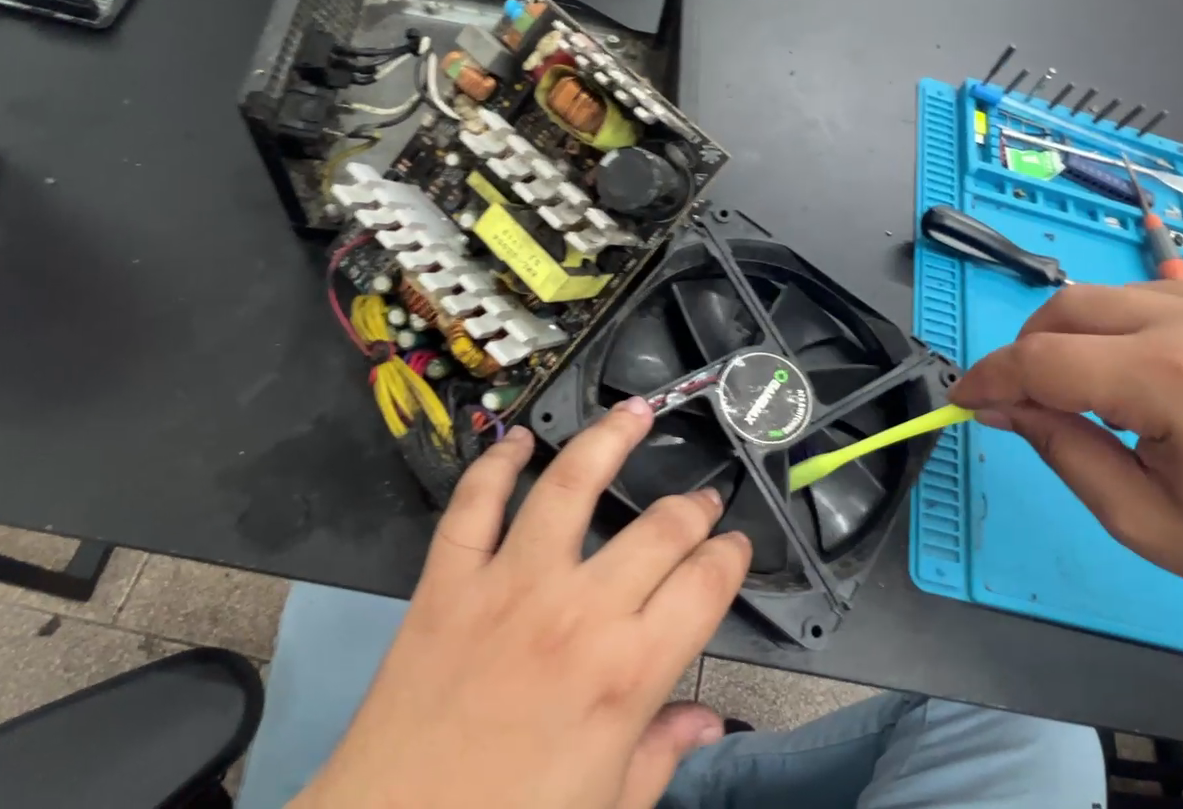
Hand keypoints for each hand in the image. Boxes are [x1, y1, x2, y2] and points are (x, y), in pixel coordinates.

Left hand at [296, 399, 752, 808]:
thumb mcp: (610, 805)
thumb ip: (665, 752)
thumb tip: (710, 721)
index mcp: (627, 672)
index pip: (705, 585)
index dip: (731, 556)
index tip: (735, 546)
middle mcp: (577, 611)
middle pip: (658, 529)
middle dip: (693, 507)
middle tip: (705, 499)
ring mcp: (508, 584)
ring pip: (569, 486)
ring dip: (608, 440)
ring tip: (636, 413)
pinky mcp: (447, 579)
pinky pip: (474, 503)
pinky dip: (495, 463)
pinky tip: (519, 440)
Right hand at [947, 276, 1182, 637]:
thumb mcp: (1145, 520)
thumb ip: (1057, 448)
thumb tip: (999, 404)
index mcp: (1176, 378)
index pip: (1041, 358)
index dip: (988, 377)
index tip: (962, 397)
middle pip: (1072, 305)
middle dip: (1031, 348)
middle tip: (1029, 398)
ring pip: (1125, 294)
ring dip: (1092, 337)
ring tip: (1113, 396)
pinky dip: (1152, 327)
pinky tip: (1178, 376)